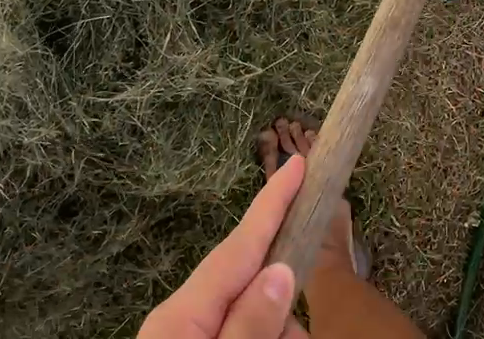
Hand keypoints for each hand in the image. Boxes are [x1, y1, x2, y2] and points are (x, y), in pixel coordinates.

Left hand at [139, 155, 307, 338]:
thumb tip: (282, 270)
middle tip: (300, 333)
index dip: (271, 203)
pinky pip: (241, 331)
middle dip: (285, 300)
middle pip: (251, 281)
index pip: (238, 245)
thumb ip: (249, 323)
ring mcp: (190, 333)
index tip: (296, 162)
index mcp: (183, 311)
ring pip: (255, 312)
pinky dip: (264, 338)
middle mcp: (185, 313)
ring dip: (279, 330)